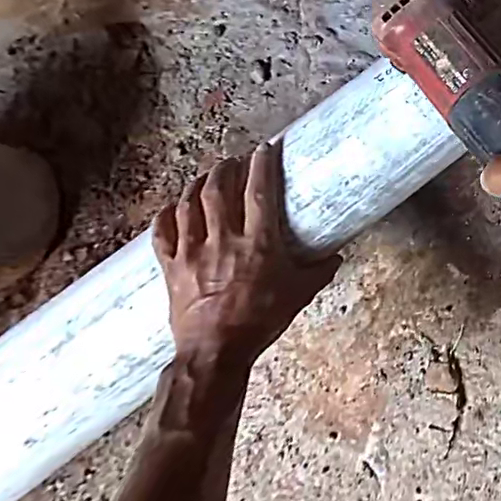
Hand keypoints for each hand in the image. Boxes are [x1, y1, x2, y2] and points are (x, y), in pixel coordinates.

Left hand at [152, 142, 341, 391]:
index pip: (260, 192)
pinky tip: (172, 206)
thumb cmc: (261, 321)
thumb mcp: (299, 295)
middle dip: (226, 168)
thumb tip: (338, 257)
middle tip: (234, 159)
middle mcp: (224, 241)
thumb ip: (319, 272)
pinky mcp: (172, 268)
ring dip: (198, 183)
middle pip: (219, 190)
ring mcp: (193, 252)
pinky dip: (165, 214)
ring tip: (207, 174)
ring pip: (189, 205)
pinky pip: (162, 233)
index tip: (265, 148)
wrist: (215, 352)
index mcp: (258, 244)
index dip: (262, 165)